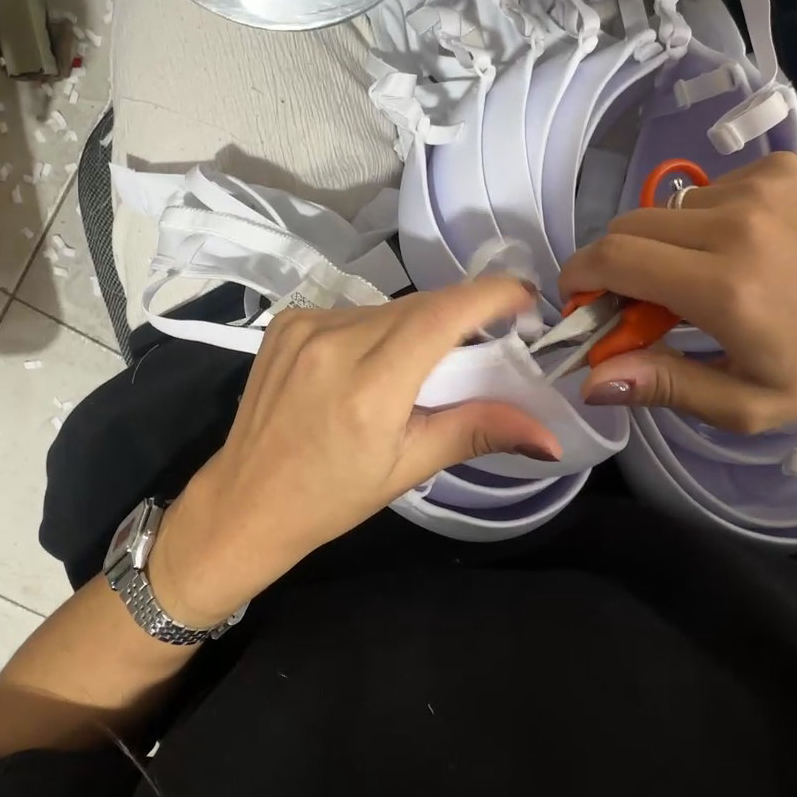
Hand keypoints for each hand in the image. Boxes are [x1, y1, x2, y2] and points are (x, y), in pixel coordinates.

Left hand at [146, 278, 560, 625]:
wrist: (244, 500)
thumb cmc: (331, 497)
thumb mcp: (407, 468)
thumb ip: (477, 431)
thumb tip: (552, 437)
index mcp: (368, 387)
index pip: (441, 316)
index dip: (489, 296)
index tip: (525, 297)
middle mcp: (334, 342)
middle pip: (421, 307)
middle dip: (462, 314)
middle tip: (489, 339)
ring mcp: (305, 325)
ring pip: (389, 307)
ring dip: (419, 324)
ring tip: (427, 362)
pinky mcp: (288, 320)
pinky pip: (356, 311)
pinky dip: (380, 327)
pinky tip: (375, 360)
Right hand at [558, 153, 796, 432]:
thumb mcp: (740, 403)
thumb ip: (661, 385)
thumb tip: (589, 378)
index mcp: (725, 287)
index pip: (615, 258)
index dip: (581, 275)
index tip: (579, 298)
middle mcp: (738, 224)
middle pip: (629, 226)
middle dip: (616, 262)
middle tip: (637, 299)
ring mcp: (762, 187)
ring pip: (668, 208)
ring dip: (666, 243)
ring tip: (702, 276)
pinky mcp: (781, 169)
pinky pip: (709, 189)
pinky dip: (705, 219)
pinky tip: (742, 247)